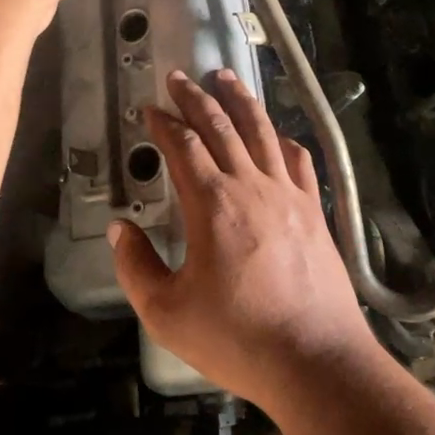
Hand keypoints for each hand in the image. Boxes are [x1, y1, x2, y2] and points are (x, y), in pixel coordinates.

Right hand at [108, 70, 385, 412]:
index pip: (183, 146)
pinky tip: (276, 133)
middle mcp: (251, 185)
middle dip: (195, 97)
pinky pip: (298, 158)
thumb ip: (136, 268)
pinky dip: (281, 137)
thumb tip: (118, 229)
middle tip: (179, 76)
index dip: (164, 123)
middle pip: (220, 126)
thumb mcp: (167, 314)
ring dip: (240, 100)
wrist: (315, 359)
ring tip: (226, 76)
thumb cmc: (237, 337)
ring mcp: (288, 193)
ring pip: (261, 130)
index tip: (149, 109)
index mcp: (212, 203)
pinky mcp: (314, 209)